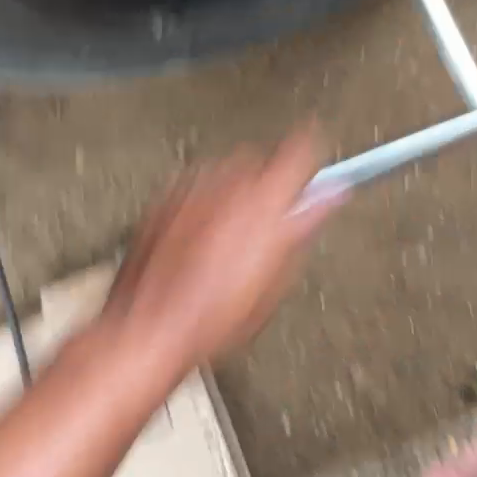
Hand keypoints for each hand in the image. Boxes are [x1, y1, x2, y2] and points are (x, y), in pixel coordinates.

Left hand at [97, 126, 342, 375]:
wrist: (149, 325)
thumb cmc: (209, 315)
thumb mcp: (275, 280)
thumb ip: (303, 227)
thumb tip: (327, 198)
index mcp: (263, 200)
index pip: (300, 151)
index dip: (311, 153)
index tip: (314, 162)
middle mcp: (226, 184)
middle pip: (259, 159)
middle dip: (268, 181)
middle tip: (270, 218)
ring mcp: (192, 188)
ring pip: (225, 171)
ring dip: (233, 192)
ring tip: (231, 236)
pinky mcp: (165, 198)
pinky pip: (195, 187)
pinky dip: (204, 203)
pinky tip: (201, 240)